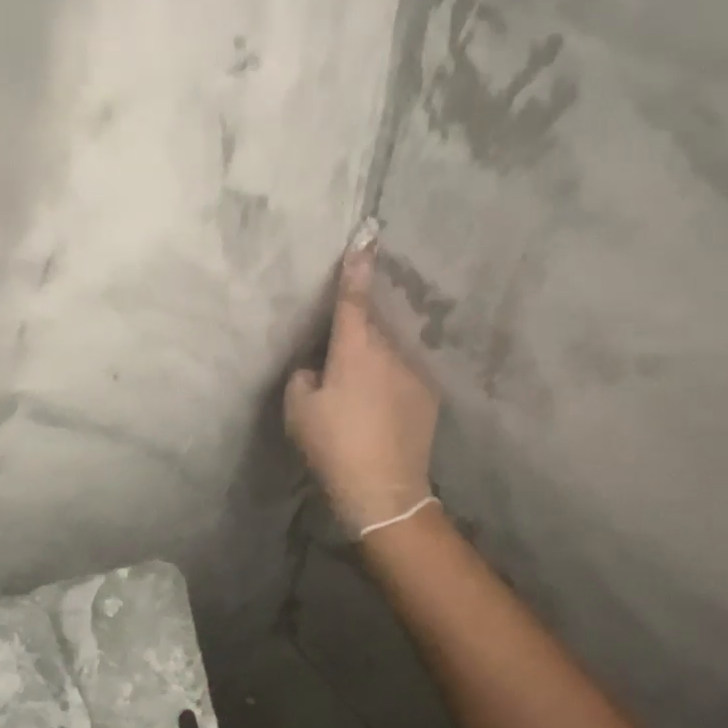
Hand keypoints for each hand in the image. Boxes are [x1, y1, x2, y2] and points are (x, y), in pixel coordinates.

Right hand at [285, 242, 440, 532]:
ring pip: (386, 355)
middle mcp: (389, 351)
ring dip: (372, 365)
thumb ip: (304, 375)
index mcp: (354, 348)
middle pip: (368, 329)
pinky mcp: (429, 397)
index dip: (355, 267)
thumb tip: (318, 367)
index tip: (365, 237)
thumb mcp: (298, 408)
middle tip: (335, 365)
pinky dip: (388, 386)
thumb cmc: (333, 445)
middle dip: (354, 337)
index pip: (353, 298)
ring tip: (358, 399)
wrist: (384, 490)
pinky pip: (402, 378)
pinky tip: (378, 414)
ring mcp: (414, 373)